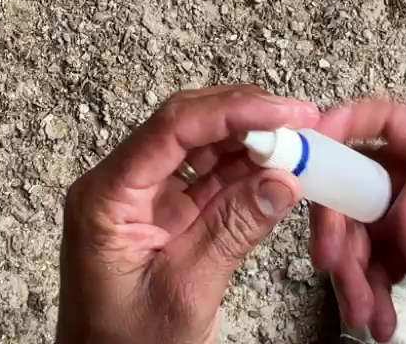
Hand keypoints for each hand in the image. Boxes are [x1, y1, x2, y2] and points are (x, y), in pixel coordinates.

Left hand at [57, 86, 318, 343]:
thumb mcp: (185, 293)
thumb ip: (233, 231)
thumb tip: (282, 180)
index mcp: (107, 194)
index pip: (172, 128)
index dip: (231, 111)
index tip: (280, 111)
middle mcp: (122, 181)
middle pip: (186, 123)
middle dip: (243, 114)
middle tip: (297, 117)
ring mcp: (143, 193)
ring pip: (200, 142)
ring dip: (249, 137)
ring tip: (295, 138)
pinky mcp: (164, 209)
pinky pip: (207, 174)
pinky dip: (244, 166)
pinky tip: (275, 164)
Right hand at [309, 99, 405, 343]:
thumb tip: (403, 199)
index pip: (391, 123)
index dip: (345, 124)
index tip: (311, 150)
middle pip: (361, 178)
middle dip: (340, 220)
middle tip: (333, 263)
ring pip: (359, 222)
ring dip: (351, 265)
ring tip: (365, 310)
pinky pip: (371, 257)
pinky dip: (365, 287)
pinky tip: (379, 319)